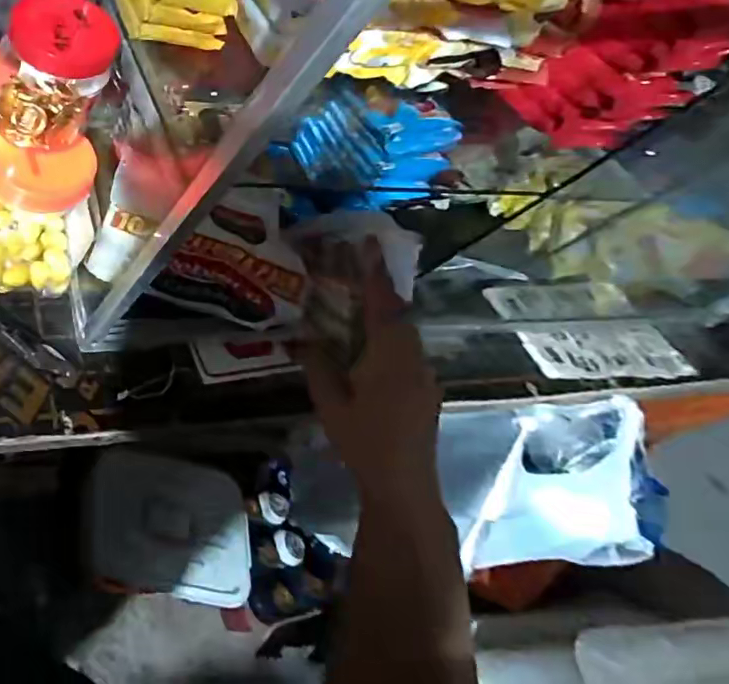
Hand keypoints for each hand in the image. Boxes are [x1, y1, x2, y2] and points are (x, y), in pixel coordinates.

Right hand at [295, 236, 439, 501]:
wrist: (404, 486)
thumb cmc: (363, 440)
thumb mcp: (328, 400)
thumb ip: (317, 363)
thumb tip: (304, 335)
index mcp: (391, 358)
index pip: (383, 306)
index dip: (374, 273)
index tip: (366, 243)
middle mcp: (414, 361)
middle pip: (398, 315)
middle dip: (378, 287)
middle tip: (354, 264)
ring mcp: (423, 377)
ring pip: (404, 333)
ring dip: (383, 311)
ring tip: (356, 296)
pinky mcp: (423, 391)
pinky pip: (405, 349)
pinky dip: (387, 333)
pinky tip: (366, 339)